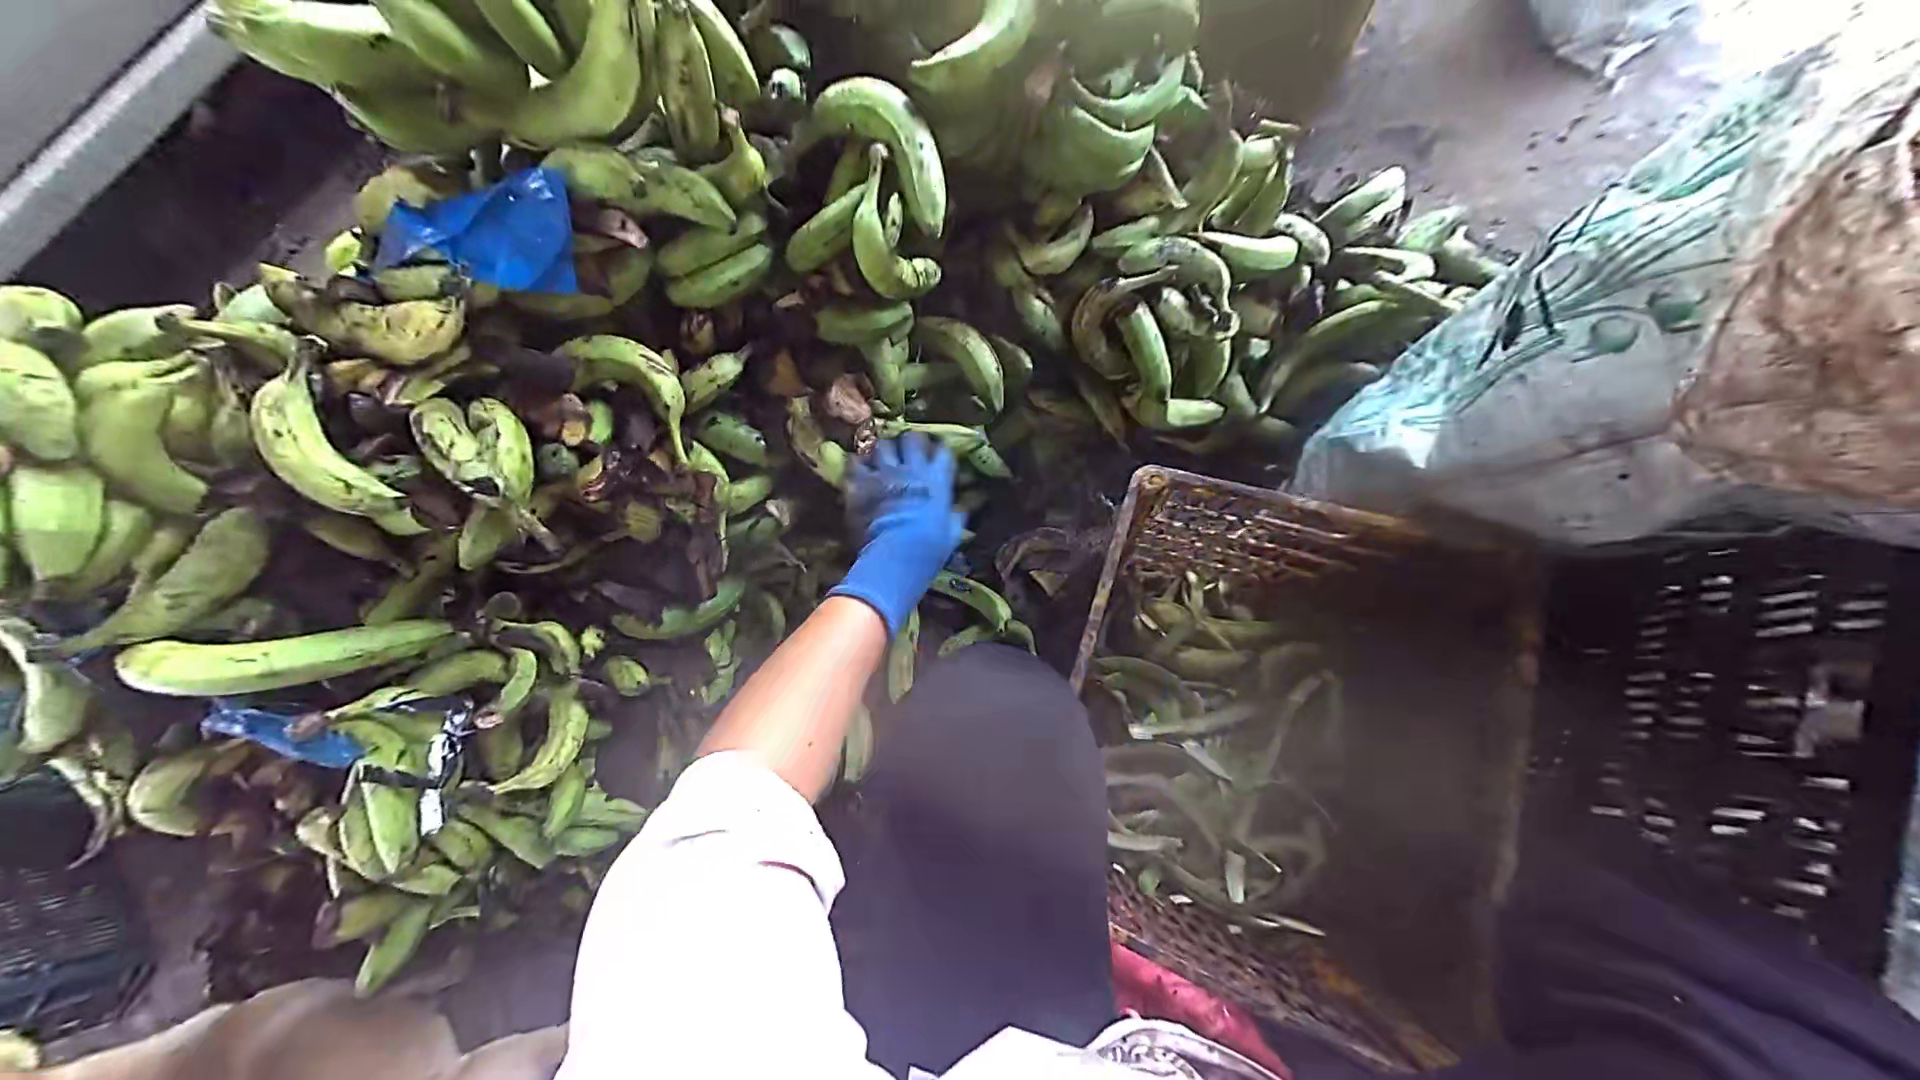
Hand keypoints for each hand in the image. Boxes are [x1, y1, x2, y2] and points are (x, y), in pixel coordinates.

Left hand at [827, 433, 965, 636]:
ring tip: (882, 459)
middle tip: (908, 452)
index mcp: (937, 480)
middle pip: (912, 438)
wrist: (896, 554)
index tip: (938, 458)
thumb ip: (956, 517)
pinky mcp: (861, 482)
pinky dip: (858, 465)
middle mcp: (912, 469)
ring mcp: (884, 473)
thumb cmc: (929, 548)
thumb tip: (962, 509)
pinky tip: (859, 471)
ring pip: (883, 445)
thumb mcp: (951, 534)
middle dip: (910, 443)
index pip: (943, 452)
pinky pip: (856, 462)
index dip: (940, 452)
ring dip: (884, 451)